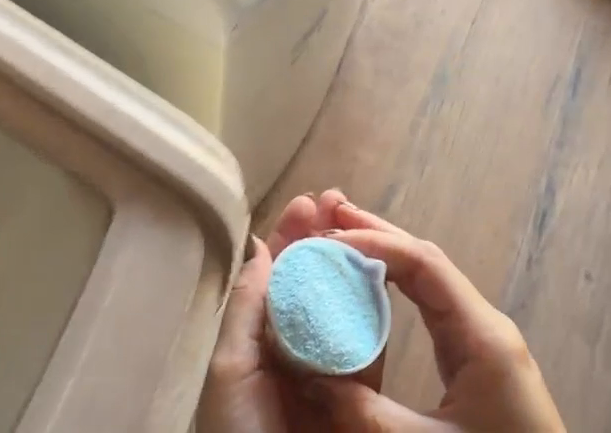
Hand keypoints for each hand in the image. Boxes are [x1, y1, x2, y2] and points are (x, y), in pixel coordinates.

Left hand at [198, 190, 372, 432]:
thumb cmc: (241, 431)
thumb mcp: (231, 367)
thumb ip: (248, 307)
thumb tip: (260, 244)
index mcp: (259, 339)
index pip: (277, 276)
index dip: (292, 238)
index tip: (309, 201)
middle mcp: (292, 348)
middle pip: (311, 283)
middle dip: (324, 240)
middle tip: (339, 201)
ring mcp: (326, 372)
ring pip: (341, 308)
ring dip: (350, 265)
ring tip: (361, 227)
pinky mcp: (357, 400)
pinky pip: (367, 351)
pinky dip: (374, 315)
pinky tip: (380, 280)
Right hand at [309, 203, 566, 432]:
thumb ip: (365, 413)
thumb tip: (307, 379)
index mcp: (483, 335)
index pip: (424, 262)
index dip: (373, 242)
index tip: (327, 238)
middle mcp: (486, 325)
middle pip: (425, 260)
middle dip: (374, 233)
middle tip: (325, 213)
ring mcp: (484, 340)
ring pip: (428, 278)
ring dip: (383, 253)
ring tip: (338, 234)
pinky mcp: (478, 360)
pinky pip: (432, 305)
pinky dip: (395, 283)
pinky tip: (368, 283)